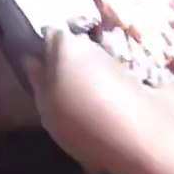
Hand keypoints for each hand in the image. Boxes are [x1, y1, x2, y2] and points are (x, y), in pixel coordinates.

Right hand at [23, 28, 173, 173]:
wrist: (141, 139)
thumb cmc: (80, 118)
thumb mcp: (45, 105)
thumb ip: (36, 78)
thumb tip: (31, 58)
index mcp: (65, 43)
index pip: (47, 34)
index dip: (42, 52)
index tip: (39, 74)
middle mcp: (90, 44)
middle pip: (71, 52)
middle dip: (66, 69)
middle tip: (59, 99)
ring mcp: (115, 61)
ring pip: (91, 69)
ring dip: (86, 86)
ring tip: (84, 119)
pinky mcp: (135, 81)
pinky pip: (110, 86)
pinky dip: (105, 100)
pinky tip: (104, 126)